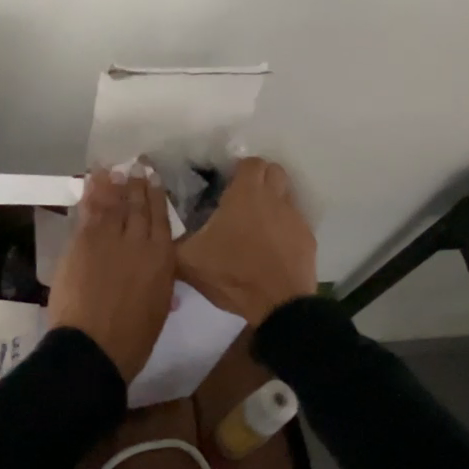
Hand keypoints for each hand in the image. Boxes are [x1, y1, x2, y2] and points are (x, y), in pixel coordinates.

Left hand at [47, 165, 175, 381]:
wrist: (94, 347)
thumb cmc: (131, 340)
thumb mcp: (157, 309)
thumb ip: (160, 282)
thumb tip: (161, 271)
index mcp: (163, 259)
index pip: (161, 219)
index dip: (157, 196)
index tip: (154, 179)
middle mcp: (140, 241)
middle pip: (138, 206)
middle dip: (137, 184)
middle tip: (136, 166)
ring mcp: (110, 237)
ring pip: (115, 203)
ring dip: (115, 184)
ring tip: (115, 169)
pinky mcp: (84, 240)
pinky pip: (90, 210)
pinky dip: (92, 193)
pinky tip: (94, 180)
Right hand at [176, 157, 315, 326]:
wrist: (277, 305)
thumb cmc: (232, 273)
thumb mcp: (189, 260)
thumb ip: (174, 241)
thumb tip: (161, 233)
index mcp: (246, 193)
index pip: (251, 162)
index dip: (240, 169)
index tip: (227, 182)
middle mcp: (274, 198)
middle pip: (273, 171)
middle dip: (260, 177)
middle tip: (243, 196)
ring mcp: (295, 218)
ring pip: (287, 194)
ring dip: (274, 199)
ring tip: (257, 220)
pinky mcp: (308, 239)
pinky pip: (295, 221)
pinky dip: (285, 226)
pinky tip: (272, 245)